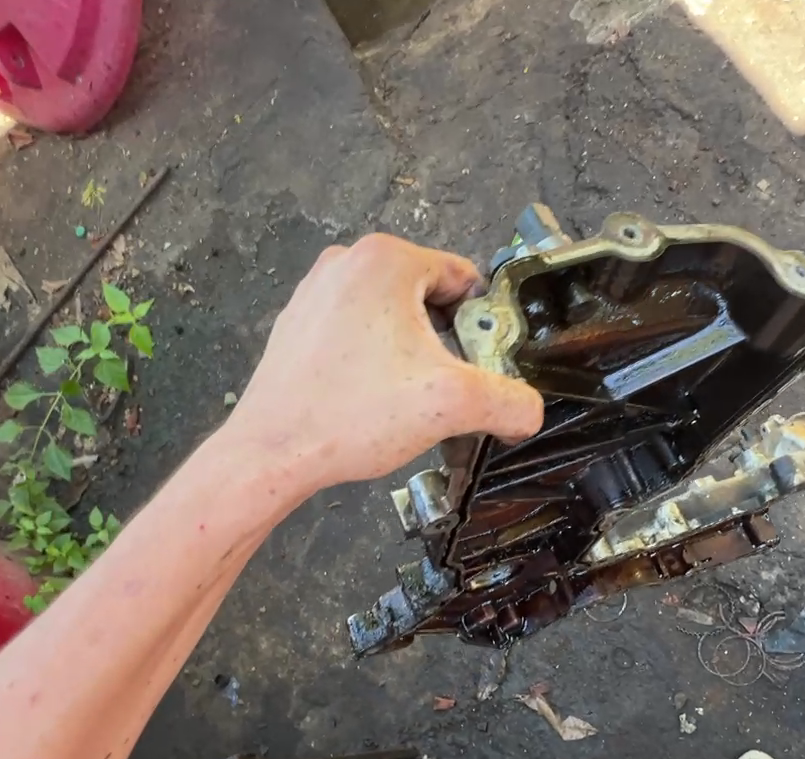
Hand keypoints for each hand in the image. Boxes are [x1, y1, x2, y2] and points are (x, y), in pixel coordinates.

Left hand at [224, 234, 543, 494]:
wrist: (273, 452)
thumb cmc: (358, 414)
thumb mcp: (453, 405)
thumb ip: (510, 402)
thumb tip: (531, 413)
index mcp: (387, 259)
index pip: (463, 279)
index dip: (480, 327)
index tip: (476, 369)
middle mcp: (347, 260)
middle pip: (429, 297)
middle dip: (445, 342)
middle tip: (441, 389)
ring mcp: (316, 290)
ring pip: (392, 317)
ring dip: (410, 353)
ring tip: (403, 399)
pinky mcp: (297, 323)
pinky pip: (357, 332)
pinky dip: (374, 359)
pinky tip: (368, 399)